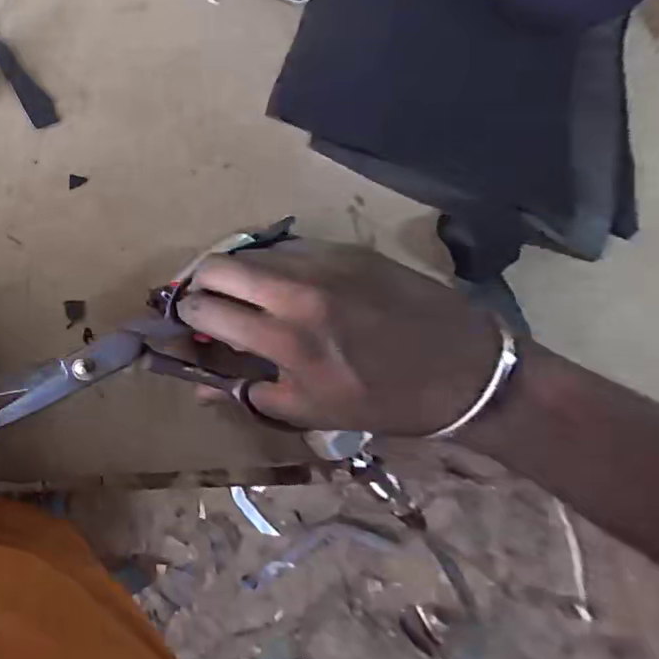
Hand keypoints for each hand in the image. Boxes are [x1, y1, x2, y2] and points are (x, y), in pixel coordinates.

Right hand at [176, 240, 504, 435]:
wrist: (473, 373)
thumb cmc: (384, 402)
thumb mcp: (309, 411)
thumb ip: (245, 393)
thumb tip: (197, 386)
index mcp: (285, 339)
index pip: (203, 309)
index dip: (185, 316)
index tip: (187, 324)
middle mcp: (297, 293)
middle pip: (215, 266)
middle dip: (198, 284)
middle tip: (208, 303)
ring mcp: (324, 265)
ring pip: (249, 252)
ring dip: (236, 273)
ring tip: (246, 294)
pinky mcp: (347, 251)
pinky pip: (288, 248)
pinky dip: (273, 264)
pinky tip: (287, 284)